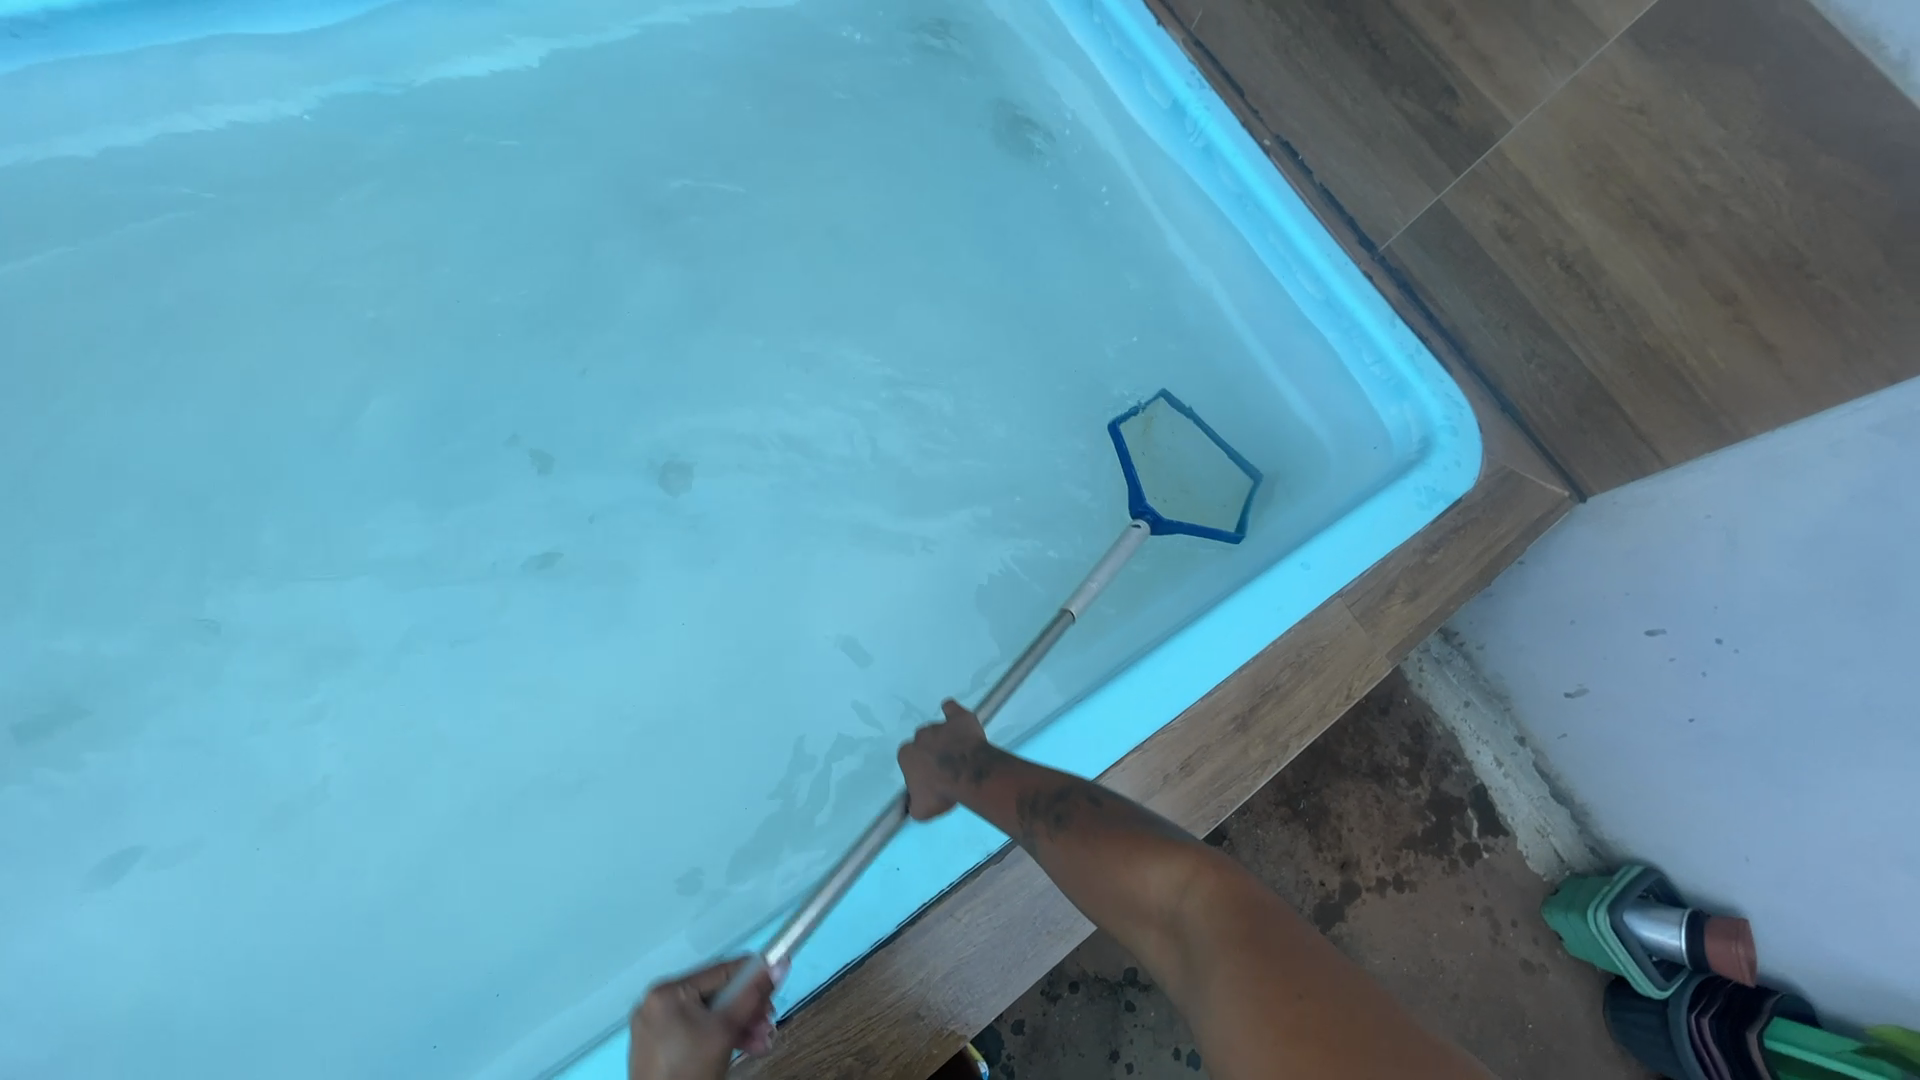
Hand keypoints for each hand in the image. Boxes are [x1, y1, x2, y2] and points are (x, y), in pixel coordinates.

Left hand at [627, 956, 781, 1079]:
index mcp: (668, 991)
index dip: (752, 975)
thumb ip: (754, 994)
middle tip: (769, 1024)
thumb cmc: (692, 1068)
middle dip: (748, 1011)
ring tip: (762, 1043)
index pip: (721, 971)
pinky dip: (720, 1036)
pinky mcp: (659, 1044)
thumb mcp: (728, 1029)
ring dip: (740, 1026)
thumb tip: (781, 962)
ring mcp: (656, 1024)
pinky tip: (745, 1047)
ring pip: (709, 1014)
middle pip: (717, 995)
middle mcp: (658, 1001)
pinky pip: (697, 1029)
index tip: (776, 983)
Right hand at [897, 699, 999, 820]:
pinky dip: (952, 712)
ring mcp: (939, 725)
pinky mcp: (958, 718)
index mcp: (906, 755)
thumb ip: (913, 806)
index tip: (932, 777)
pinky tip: (954, 716)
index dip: (921, 768)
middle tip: (947, 767)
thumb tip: (911, 806)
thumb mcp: (922, 810)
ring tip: (960, 754)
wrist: (968, 775)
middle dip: (932, 752)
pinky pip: (952, 709)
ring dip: (946, 739)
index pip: (910, 759)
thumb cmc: (943, 792)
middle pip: (924, 743)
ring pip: (940, 730)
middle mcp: (919, 737)